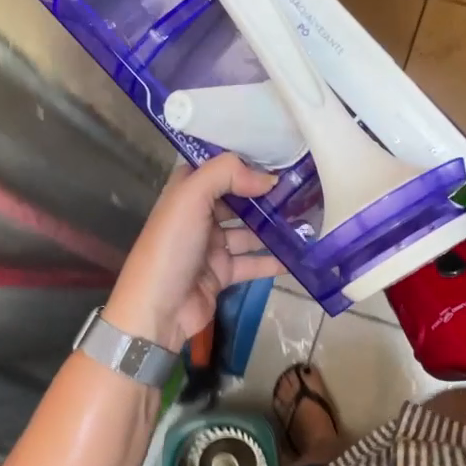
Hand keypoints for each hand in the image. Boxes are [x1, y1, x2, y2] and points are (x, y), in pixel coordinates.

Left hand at [102, 154, 283, 351]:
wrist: (158, 309)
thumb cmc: (171, 247)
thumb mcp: (190, 198)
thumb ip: (226, 175)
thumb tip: (267, 178)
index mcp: (185, 194)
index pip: (216, 169)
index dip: (243, 161)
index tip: (278, 156)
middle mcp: (198, 217)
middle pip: (236, 200)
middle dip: (265, 196)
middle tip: (301, 189)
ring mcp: (210, 247)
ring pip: (247, 232)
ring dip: (273, 228)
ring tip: (307, 220)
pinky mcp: (222, 273)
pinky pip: (252, 262)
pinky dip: (272, 260)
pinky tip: (297, 254)